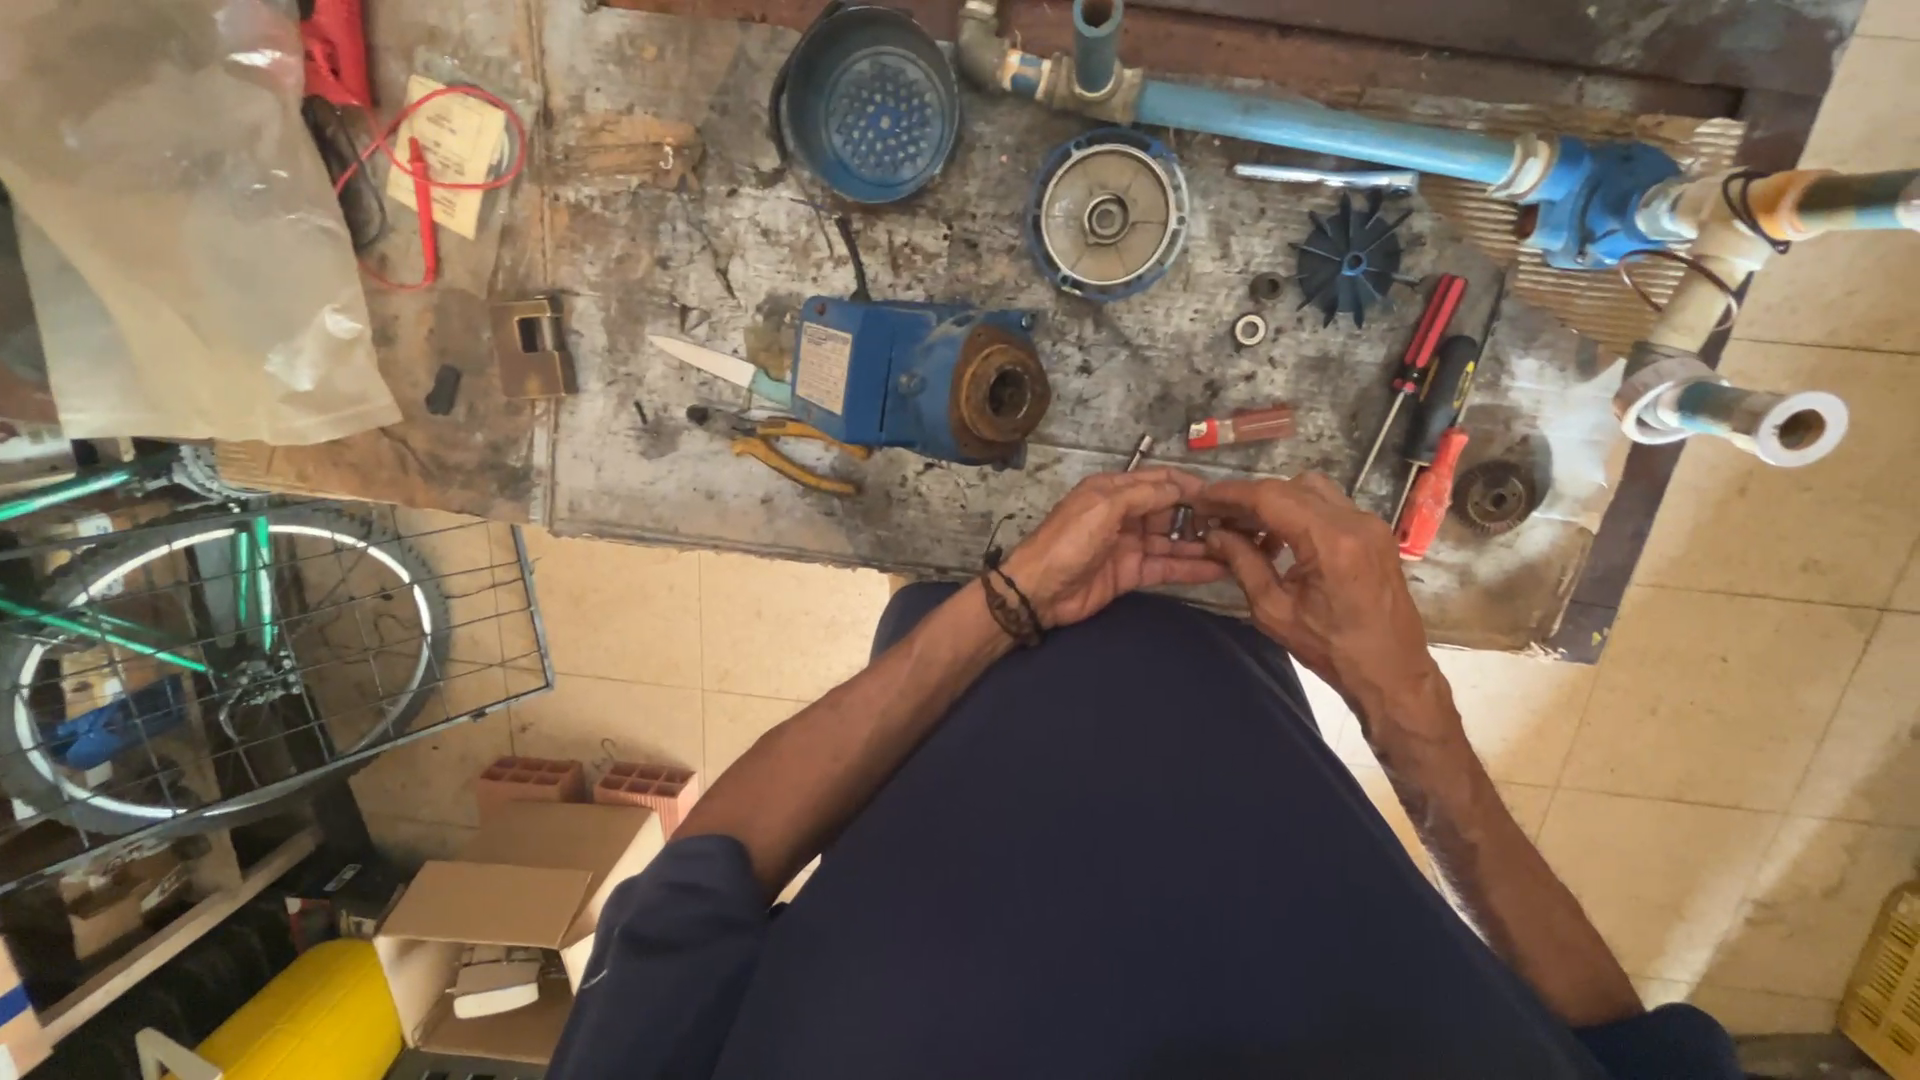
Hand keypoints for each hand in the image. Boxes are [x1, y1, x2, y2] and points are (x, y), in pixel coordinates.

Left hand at [999, 468, 1225, 627]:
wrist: (1039, 591)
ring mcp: (1129, 545)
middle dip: (1201, 516)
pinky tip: (1220, 568)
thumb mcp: (1103, 508)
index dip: (1188, 485)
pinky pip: (1167, 566)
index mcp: (1112, 490)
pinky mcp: (1132, 573)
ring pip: (1172, 541)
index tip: (1221, 494)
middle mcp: (1124, 514)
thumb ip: (1144, 495)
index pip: (1158, 480)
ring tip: (1239, 547)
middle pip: (1169, 511)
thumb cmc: (1068, 542)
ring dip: (1202, 543)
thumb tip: (1182, 488)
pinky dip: (1192, 568)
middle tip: (1239, 524)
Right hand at [1198, 473, 1453, 739]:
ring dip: (1275, 502)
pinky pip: (1329, 506)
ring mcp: (1370, 524)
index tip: (1202, 499)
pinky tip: (1279, 539)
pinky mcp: (1375, 534)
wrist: (1392, 672)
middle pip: (1290, 487)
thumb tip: (1214, 534)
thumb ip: (1243, 564)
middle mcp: (1354, 522)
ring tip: (1247, 529)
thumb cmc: (1330, 649)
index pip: (1271, 497)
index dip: (1231, 494)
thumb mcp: (1274, 610)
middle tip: (1218, 516)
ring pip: (1311, 490)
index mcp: (1330, 542)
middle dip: (1250, 497)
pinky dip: (1299, 512)